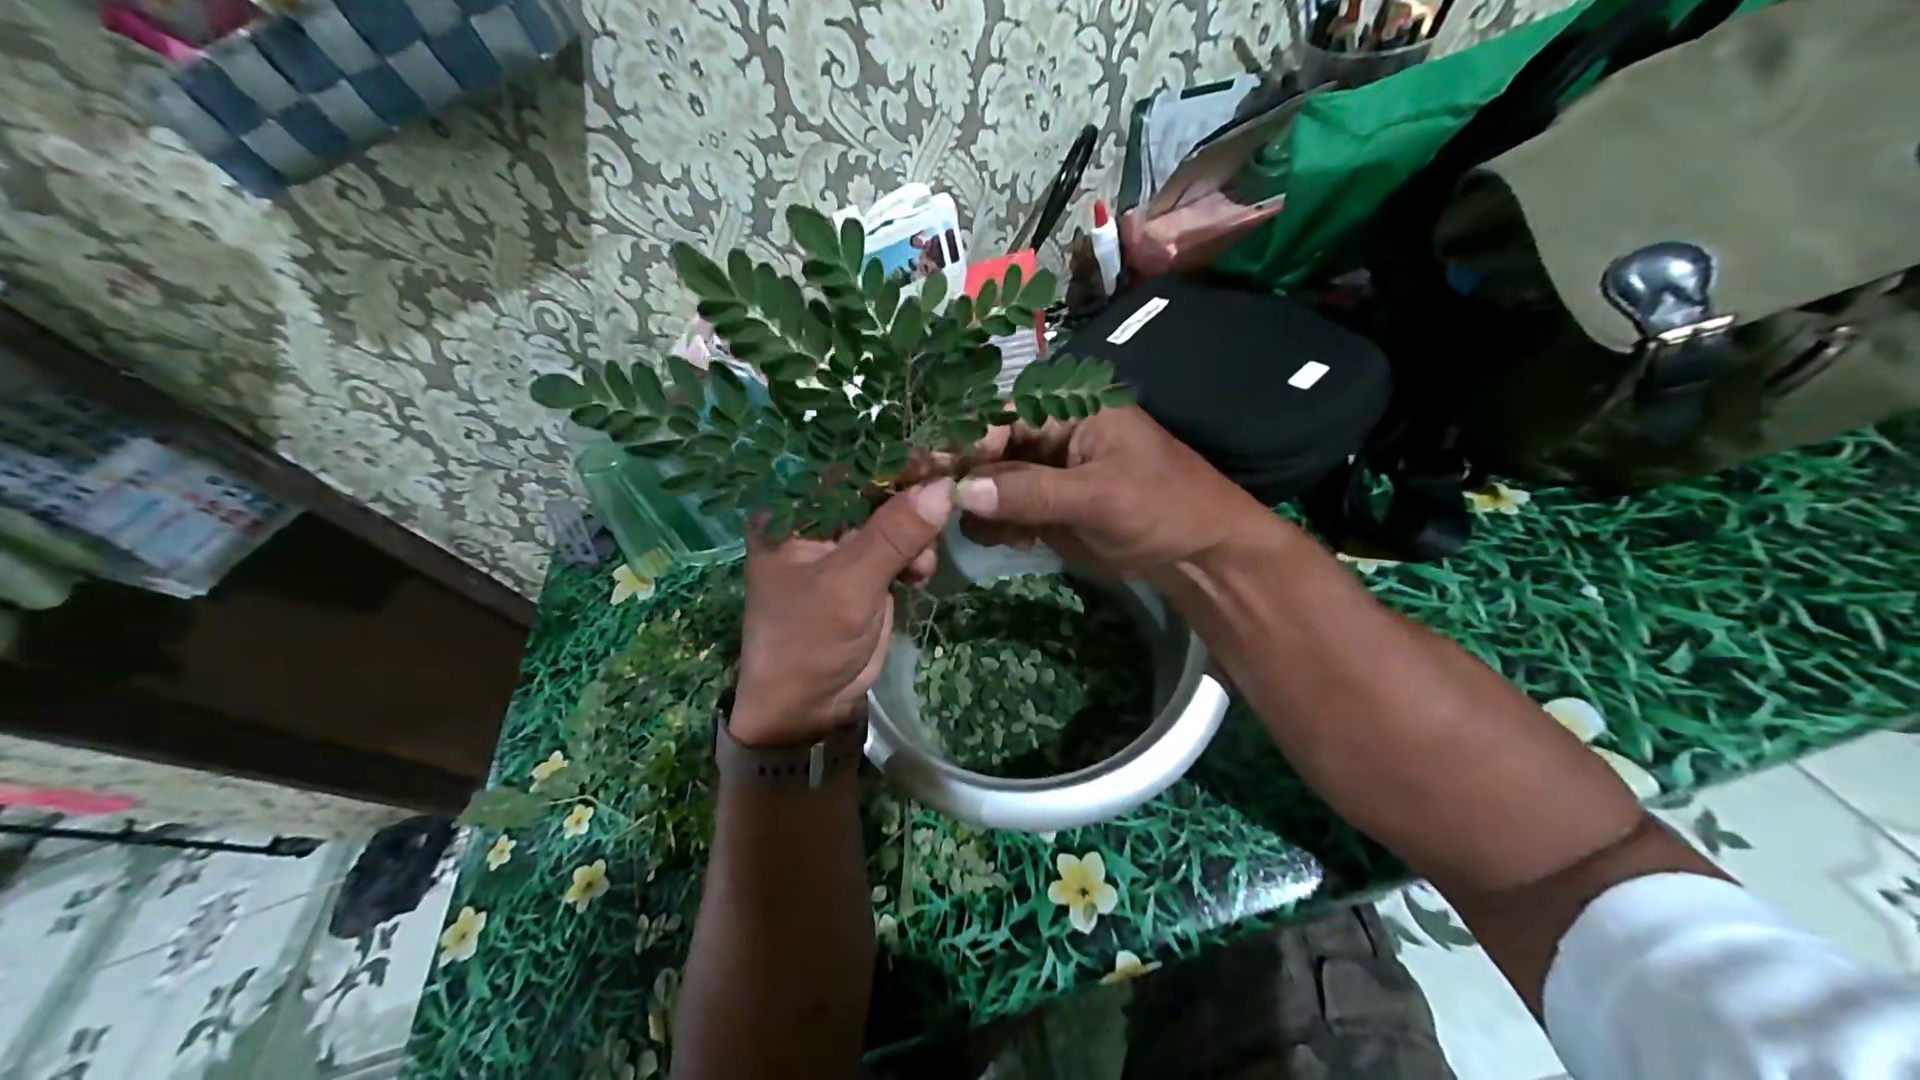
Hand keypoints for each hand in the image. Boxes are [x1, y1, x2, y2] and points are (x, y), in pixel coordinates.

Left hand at [730, 480, 952, 746]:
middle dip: (910, 496)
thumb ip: (894, 534)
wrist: (808, 708)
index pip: (840, 464)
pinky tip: (919, 578)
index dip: (886, 456)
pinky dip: (916, 556)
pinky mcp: (866, 567)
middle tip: (947, 501)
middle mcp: (813, 518)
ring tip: (919, 568)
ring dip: (917, 534)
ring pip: (894, 513)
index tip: (934, 454)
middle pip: (871, 485)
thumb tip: (944, 486)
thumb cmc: (807, 643)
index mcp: (789, 511)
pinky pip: (902, 544)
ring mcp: (843, 543)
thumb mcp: (849, 586)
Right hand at [955, 407, 1275, 577]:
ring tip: (994, 533)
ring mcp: (1043, 472)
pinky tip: (1015, 542)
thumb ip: (1031, 492)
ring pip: (989, 484)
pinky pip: (1003, 511)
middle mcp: (1049, 434)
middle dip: (966, 480)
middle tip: (940, 509)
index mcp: (1068, 409)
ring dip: (980, 509)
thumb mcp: (1100, 496)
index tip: (933, 476)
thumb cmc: (1162, 506)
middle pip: (987, 450)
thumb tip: (964, 491)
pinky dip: (997, 527)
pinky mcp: (1042, 506)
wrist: (1196, 553)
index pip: (1001, 419)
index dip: (965, 445)